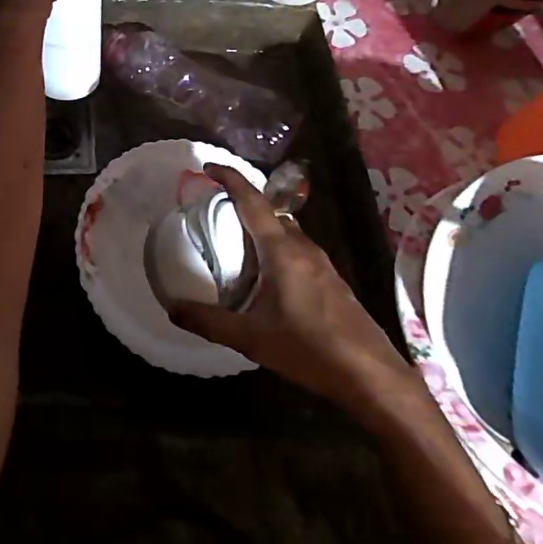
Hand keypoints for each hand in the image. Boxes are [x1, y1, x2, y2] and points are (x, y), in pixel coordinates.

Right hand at [169, 165, 410, 403]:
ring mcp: (322, 264)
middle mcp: (304, 249)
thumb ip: (209, 321)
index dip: (230, 179)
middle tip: (215, 213)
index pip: (253, 201)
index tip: (208, 168)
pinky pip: (298, 250)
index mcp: (282, 251)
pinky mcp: (332, 281)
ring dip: (261, 228)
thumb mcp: (251, 338)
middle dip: (243, 205)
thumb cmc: (309, 349)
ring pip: (287, 232)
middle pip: (271, 213)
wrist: (371, 376)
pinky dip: (276, 248)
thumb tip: (171, 308)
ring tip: (235, 244)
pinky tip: (266, 277)